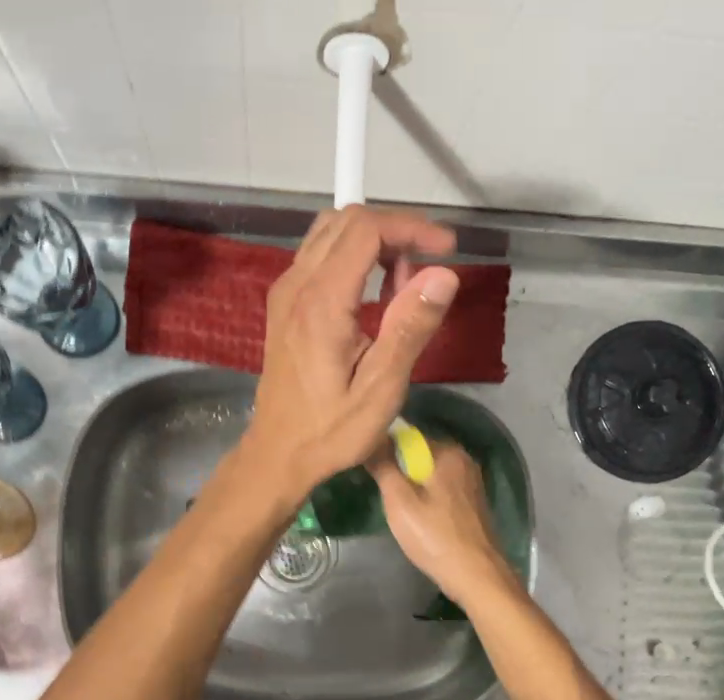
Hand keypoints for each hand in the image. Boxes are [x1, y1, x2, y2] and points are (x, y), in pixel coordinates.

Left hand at [241, 206, 459, 498]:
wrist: (277, 454)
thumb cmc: (330, 431)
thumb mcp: (380, 389)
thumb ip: (409, 328)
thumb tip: (444, 274)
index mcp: (321, 303)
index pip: (366, 229)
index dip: (411, 227)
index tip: (446, 249)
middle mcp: (296, 285)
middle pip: (347, 221)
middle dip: (394, 231)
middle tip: (424, 272)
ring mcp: (285, 292)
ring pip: (330, 234)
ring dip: (372, 242)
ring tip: (401, 285)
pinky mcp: (284, 304)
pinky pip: (319, 256)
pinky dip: (352, 258)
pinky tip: (373, 298)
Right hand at [368, 438, 513, 604]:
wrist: (476, 575)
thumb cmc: (435, 537)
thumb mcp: (400, 502)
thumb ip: (384, 467)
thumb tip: (371, 439)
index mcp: (448, 452)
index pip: (408, 435)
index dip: (386, 449)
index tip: (372, 469)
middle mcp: (464, 460)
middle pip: (421, 454)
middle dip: (400, 469)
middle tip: (384, 493)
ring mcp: (472, 482)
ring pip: (432, 473)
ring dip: (413, 485)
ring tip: (399, 508)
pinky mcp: (473, 502)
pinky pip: (443, 489)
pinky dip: (428, 497)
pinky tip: (420, 518)